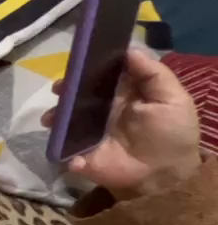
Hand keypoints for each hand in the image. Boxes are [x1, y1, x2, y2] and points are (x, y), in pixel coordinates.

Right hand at [44, 48, 201, 199]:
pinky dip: (54, 138)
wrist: (159, 173)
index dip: (90, 68)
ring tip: (52, 117)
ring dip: (53, 113)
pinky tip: (58, 136)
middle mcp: (100, 111)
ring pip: (61, 116)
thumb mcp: (173, 99)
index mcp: (122, 96)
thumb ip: (153, 75)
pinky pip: (56, 141)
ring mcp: (83, 130)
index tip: (79, 60)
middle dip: (65, 89)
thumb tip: (128, 51)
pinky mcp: (71, 148)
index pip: (103, 77)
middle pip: (77, 95)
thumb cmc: (170, 133)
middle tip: (59, 88)